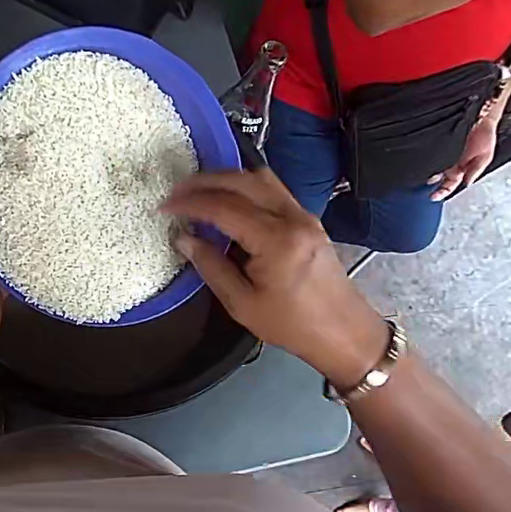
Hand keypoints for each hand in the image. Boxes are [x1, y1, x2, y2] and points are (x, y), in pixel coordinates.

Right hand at [160, 169, 389, 379]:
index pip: (223, 207)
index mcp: (276, 241)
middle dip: (205, 181)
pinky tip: (228, 200)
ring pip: (261, 178)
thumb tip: (184, 239)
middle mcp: (293, 219)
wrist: (344, 333)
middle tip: (177, 191)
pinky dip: (245, 187)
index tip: (166, 207)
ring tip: (198, 190)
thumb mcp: (241, 303)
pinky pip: (273, 190)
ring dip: (226, 179)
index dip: (190, 203)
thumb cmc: (293, 325)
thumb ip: (211, 266)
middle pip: (243, 181)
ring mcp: (304, 216)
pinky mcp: (308, 221)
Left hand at [427, 116, 497, 201]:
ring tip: (421, 180)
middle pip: (439, 180)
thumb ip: (475, 170)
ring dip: (427, 176)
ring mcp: (444, 155)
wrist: (479, 118)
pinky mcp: (439, 146)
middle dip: (433, 187)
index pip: (450, 185)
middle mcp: (451, 164)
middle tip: (425, 192)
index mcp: (462, 169)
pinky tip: (419, 166)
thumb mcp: (485, 156)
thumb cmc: (484, 135)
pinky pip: (430, 157)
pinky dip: (425, 163)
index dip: (443, 192)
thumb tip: (467, 184)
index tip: (435, 197)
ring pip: (433, 170)